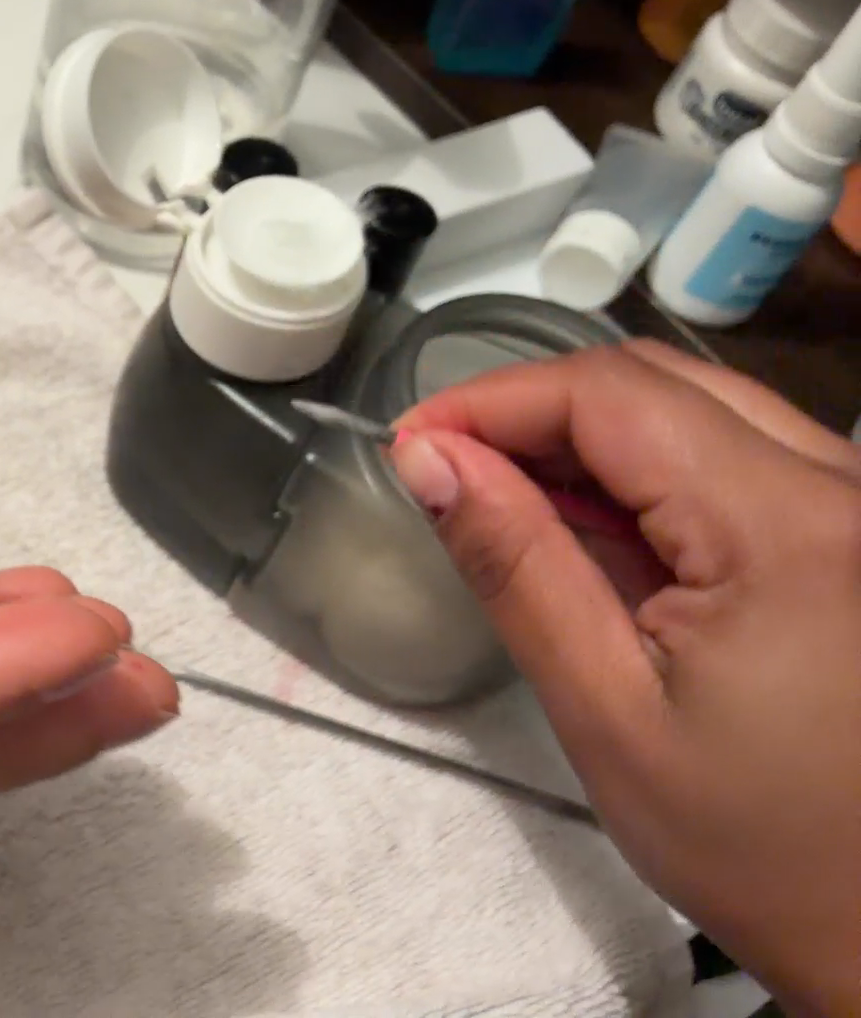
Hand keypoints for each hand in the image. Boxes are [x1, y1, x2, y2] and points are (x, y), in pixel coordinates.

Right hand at [388, 341, 860, 1015]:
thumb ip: (512, 562)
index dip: (489, 400)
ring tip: (493, 497)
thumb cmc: (751, 838)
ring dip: (570, 435)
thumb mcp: (599, 702)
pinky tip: (579, 525)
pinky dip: (626, 469)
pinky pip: (724, 454)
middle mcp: (856, 493)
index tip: (406, 445)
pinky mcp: (855, 535)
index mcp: (797, 534)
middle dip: (524, 409)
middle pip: (656, 382)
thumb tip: (422, 457)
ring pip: (691, 407)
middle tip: (437, 467)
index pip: (612, 397)